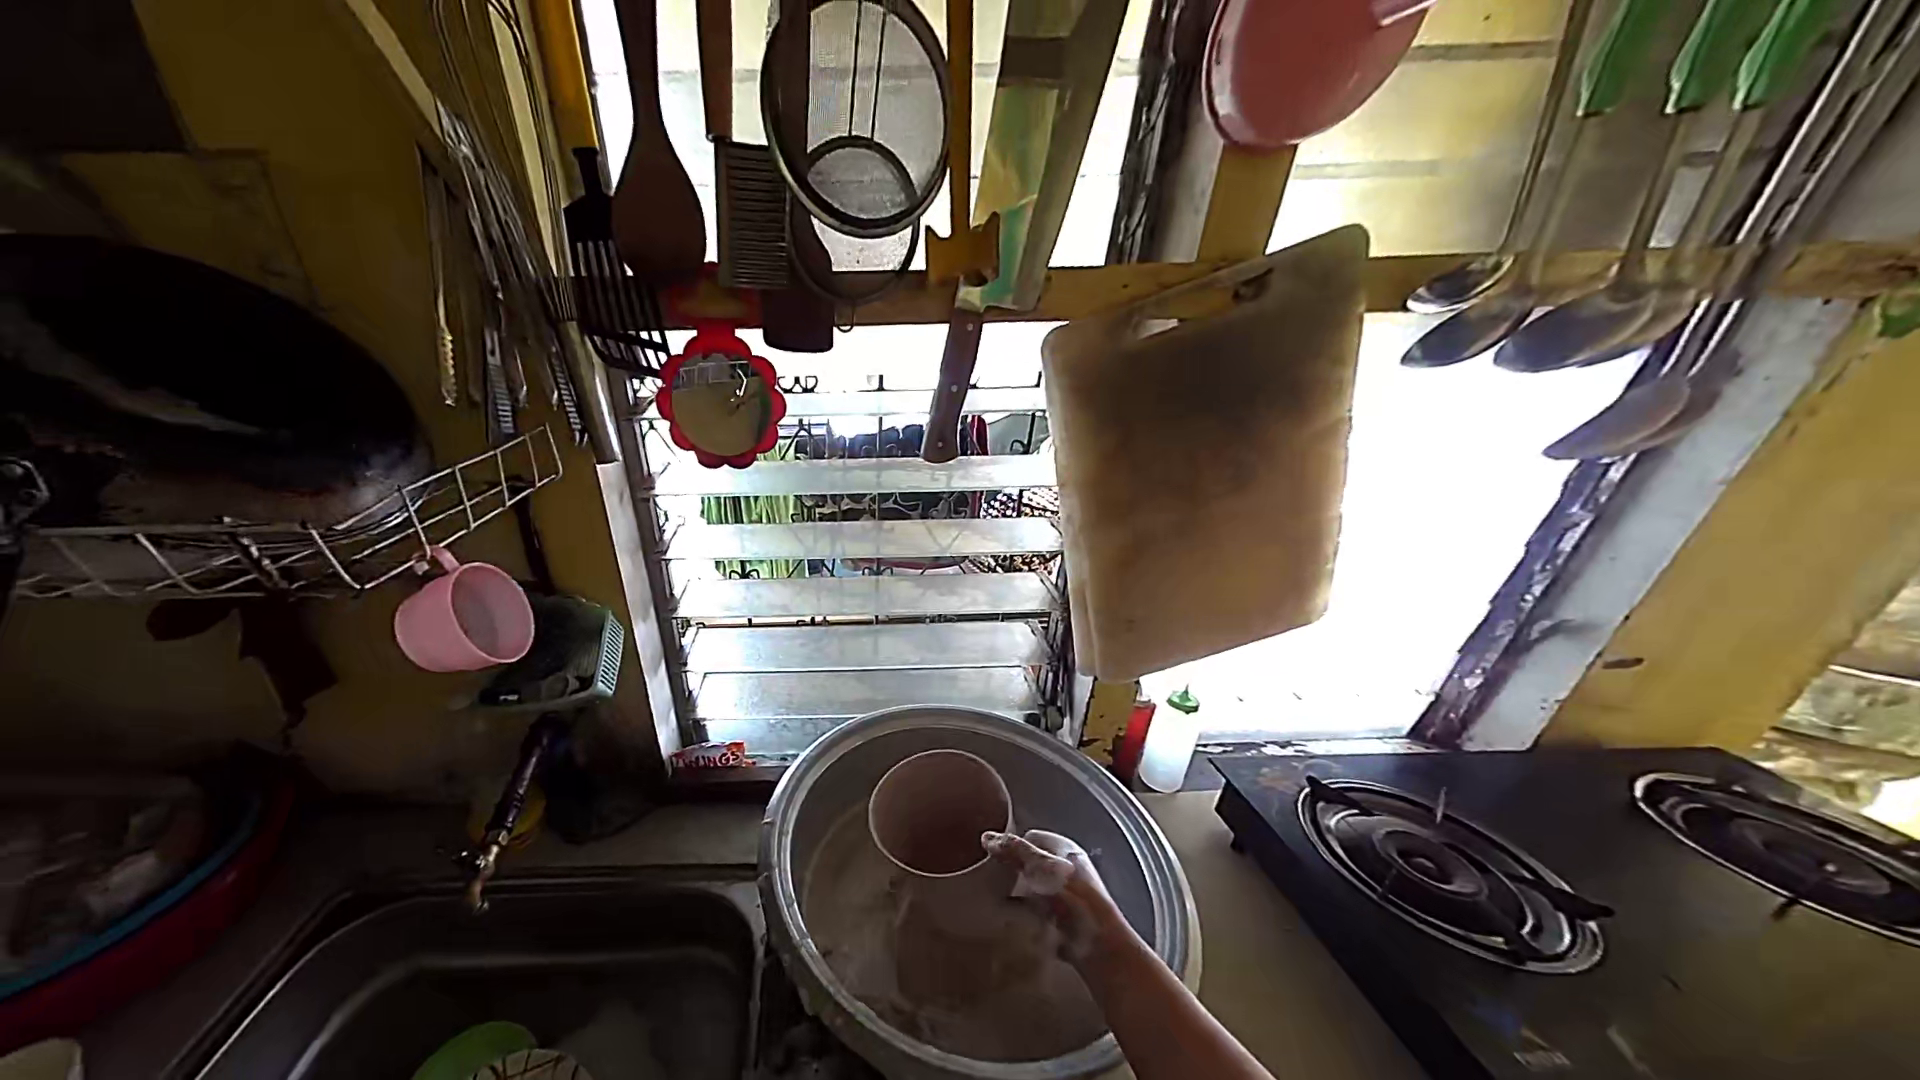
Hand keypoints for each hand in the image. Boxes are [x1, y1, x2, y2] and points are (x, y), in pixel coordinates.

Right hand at [981, 829, 1127, 964]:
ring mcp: (1065, 896)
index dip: (1010, 848)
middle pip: (1030, 864)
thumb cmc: (1071, 897)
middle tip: (990, 884)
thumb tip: (986, 836)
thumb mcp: (1040, 868)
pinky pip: (1036, 914)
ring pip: (1032, 890)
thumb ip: (1014, 851)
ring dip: (1017, 898)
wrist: (1098, 946)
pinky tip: (1011, 925)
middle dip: (1011, 874)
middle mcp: (1065, 868)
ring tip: (995, 906)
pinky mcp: (1063, 922)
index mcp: (1063, 848)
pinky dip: (1024, 918)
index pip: (1029, 838)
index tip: (992, 861)